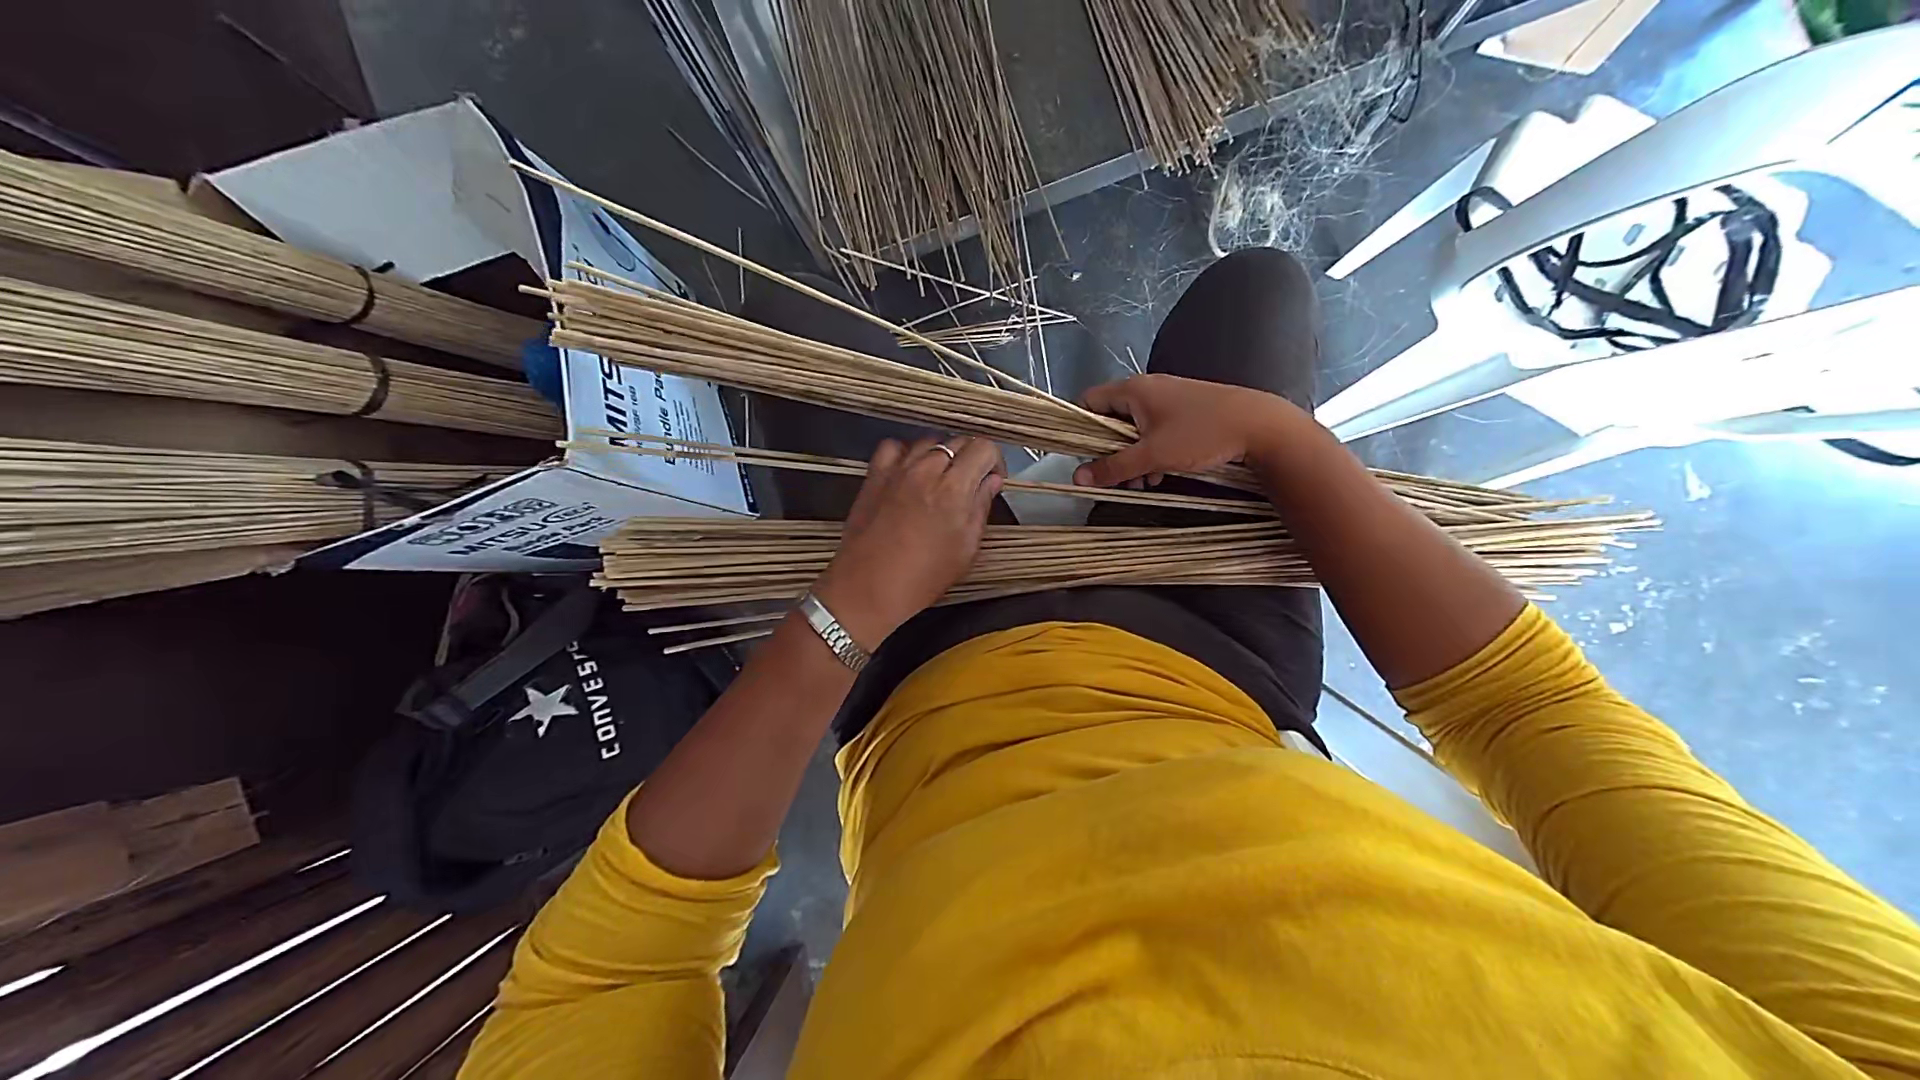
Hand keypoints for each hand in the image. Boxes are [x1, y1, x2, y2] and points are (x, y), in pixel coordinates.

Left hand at [811, 436, 1004, 647]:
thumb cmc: (922, 576)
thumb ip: (981, 507)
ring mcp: (898, 470)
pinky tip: (910, 471)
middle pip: (958, 441)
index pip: (983, 448)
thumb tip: (992, 482)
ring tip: (940, 479)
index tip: (992, 477)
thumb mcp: (966, 548)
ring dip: (940, 454)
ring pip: (928, 441)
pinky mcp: (875, 475)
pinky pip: (894, 446)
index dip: (993, 461)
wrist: (870, 586)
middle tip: (969, 482)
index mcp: (954, 489)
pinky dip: (906, 452)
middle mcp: (926, 470)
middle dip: (970, 458)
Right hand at [1072, 374, 1307, 487]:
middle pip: (1111, 419)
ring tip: (1144, 481)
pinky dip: (1153, 452)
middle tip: (1117, 477)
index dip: (1080, 427)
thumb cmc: (1202, 434)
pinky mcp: (1187, 411)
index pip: (1088, 401)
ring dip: (1133, 456)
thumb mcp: (1153, 455)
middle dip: (1111, 451)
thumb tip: (1077, 478)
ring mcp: (1169, 398)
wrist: (1261, 427)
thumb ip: (1113, 467)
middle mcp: (1148, 389)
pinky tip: (1162, 473)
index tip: (1084, 456)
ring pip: (1135, 429)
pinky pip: (1156, 430)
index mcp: (1133, 390)